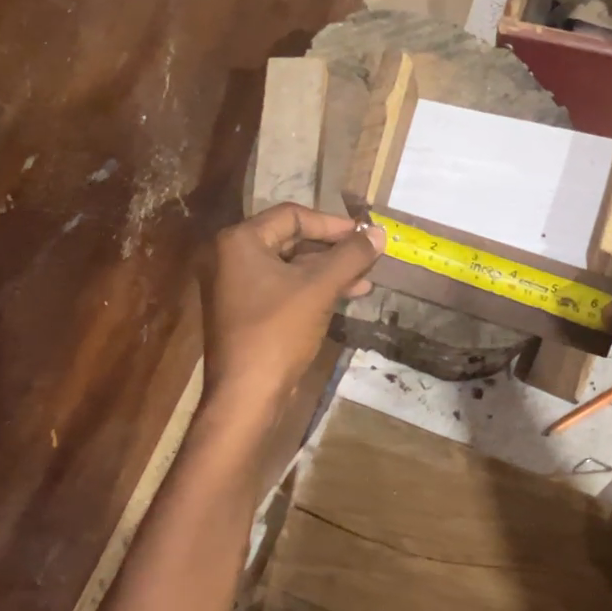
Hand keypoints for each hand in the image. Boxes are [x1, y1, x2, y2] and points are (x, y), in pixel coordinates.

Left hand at [199, 203, 384, 412]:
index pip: (293, 216)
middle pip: (292, 240)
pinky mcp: (246, 312)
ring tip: (365, 280)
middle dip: (333, 250)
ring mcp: (237, 287)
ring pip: (291, 267)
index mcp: (239, 242)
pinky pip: (284, 289)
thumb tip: (379, 233)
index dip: (333, 224)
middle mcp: (231, 258)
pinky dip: (313, 290)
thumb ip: (351, 256)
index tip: (364, 236)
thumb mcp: (319, 288)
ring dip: (328, 272)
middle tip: (367, 257)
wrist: (247, 395)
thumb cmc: (278, 332)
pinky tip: (345, 296)